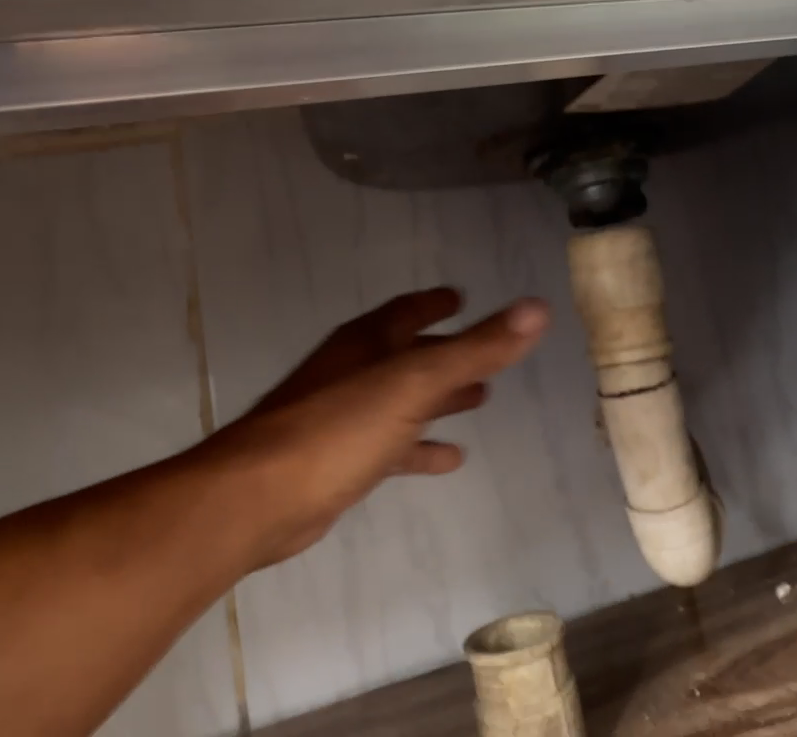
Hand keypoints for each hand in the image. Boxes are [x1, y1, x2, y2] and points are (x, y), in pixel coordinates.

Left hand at [202, 288, 549, 569]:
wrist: (258, 498)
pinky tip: (449, 459)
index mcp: (368, 342)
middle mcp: (354, 371)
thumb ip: (477, 347)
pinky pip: (392, 446)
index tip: (462, 298)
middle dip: (446, 354)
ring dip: (438, 399)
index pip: (408, 311)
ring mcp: (343, 418)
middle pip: (408, 354)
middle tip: (487, 357)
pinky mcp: (340, 462)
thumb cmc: (338, 427)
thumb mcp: (415, 382)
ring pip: (402, 401)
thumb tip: (538, 308)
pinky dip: (419, 447)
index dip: (436, 303)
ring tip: (480, 400)